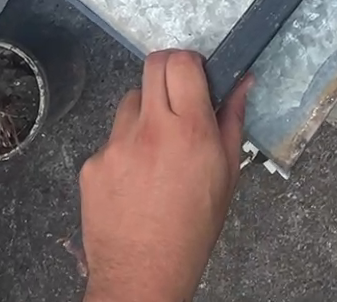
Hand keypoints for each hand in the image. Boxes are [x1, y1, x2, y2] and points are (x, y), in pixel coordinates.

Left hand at [79, 50, 249, 301]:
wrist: (142, 275)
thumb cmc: (194, 226)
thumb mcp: (227, 172)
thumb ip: (233, 118)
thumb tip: (244, 80)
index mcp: (189, 129)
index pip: (182, 62)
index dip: (190, 61)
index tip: (195, 74)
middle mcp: (150, 129)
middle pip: (153, 65)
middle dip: (167, 71)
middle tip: (177, 95)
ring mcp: (116, 146)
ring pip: (130, 101)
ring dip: (144, 112)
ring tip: (154, 148)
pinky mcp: (92, 164)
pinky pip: (111, 139)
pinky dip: (124, 148)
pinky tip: (135, 178)